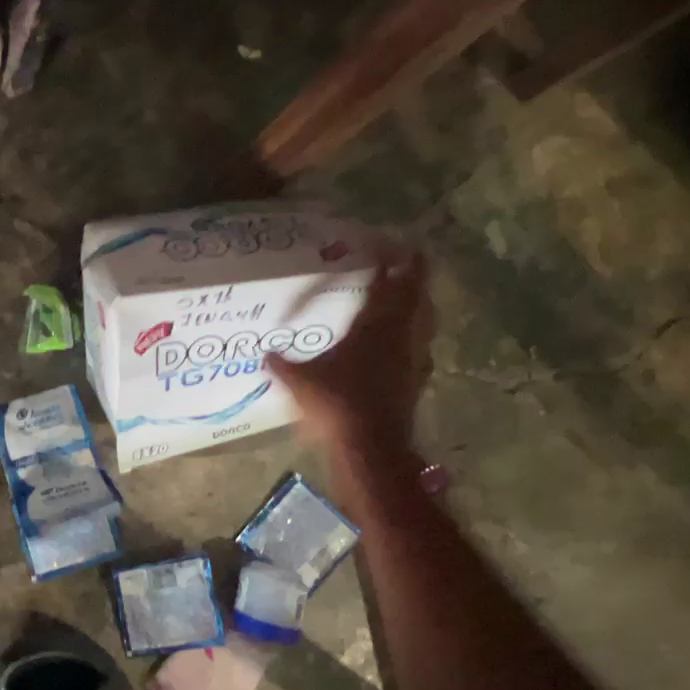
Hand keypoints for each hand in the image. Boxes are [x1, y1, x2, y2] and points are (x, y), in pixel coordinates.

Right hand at [267, 248, 433, 457]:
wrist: (371, 447)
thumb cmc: (335, 405)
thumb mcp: (297, 381)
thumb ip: (282, 364)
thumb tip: (265, 352)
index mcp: (374, 326)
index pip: (389, 282)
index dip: (390, 259)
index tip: (386, 241)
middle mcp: (400, 336)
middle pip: (417, 295)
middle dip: (413, 273)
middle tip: (407, 258)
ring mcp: (413, 358)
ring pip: (425, 318)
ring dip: (419, 301)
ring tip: (410, 292)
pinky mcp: (416, 379)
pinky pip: (421, 343)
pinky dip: (416, 331)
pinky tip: (405, 338)